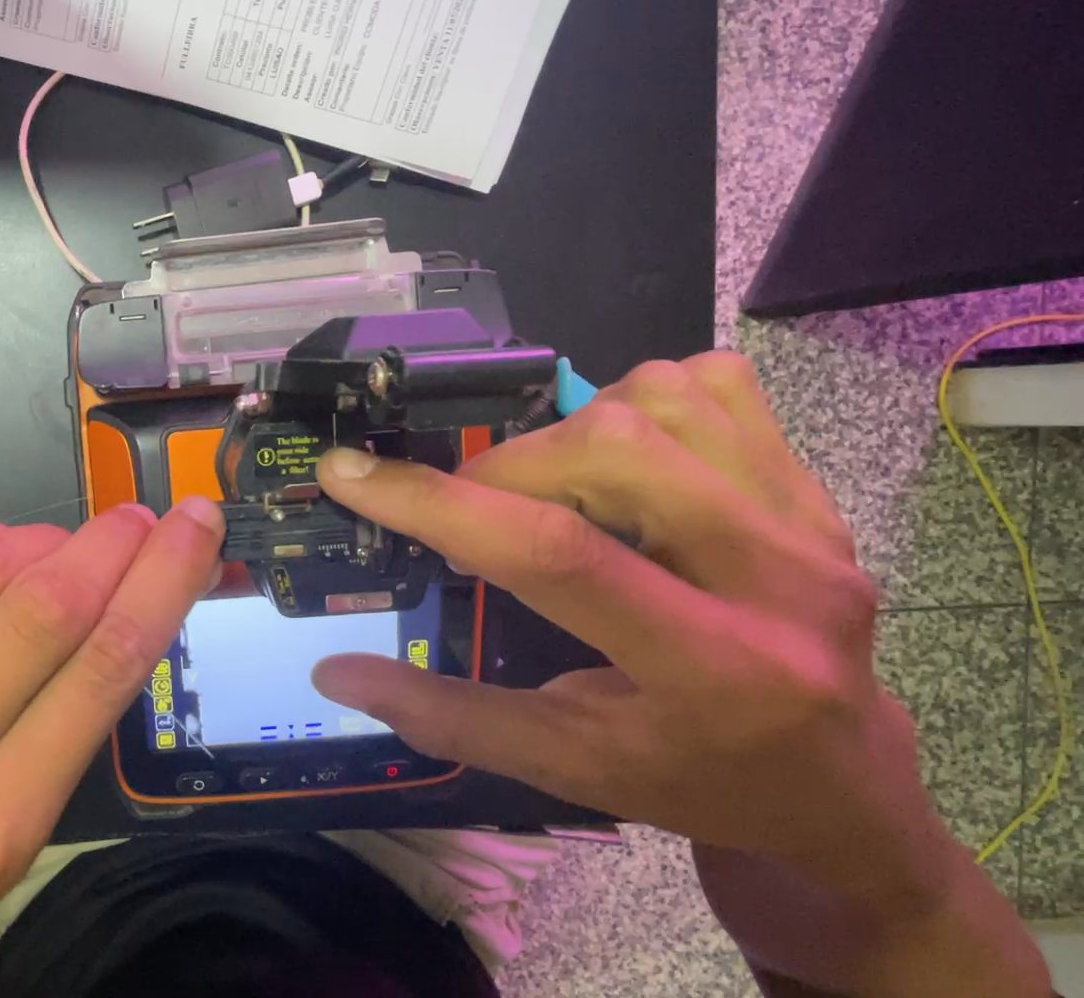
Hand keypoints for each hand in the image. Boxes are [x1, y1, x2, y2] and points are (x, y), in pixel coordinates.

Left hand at [0, 500, 223, 997]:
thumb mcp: (33, 821)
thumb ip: (80, 709)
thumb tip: (135, 583)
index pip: (97, 676)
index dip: (158, 585)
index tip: (193, 531)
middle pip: (37, 616)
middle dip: (106, 548)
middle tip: (138, 518)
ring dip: (40, 540)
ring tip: (65, 545)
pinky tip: (1, 546)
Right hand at [308, 353, 1047, 997]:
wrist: (842, 792)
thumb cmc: (694, 784)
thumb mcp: (564, 769)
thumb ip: (448, 717)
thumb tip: (334, 674)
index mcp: (708, 669)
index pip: (554, 553)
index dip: (436, 503)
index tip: (348, 473)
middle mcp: (775, 579)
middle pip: (611, 452)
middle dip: (505, 468)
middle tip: (477, 511)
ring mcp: (807, 522)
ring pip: (661, 400)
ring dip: (570, 429)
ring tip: (550, 487)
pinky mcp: (814, 490)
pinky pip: (716, 386)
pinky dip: (642, 399)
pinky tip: (621, 456)